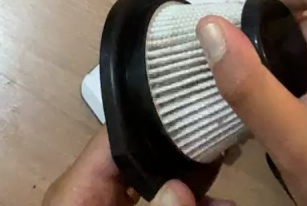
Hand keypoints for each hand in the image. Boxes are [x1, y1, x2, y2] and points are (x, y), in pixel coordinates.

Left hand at [42, 129, 229, 205]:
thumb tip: (183, 186)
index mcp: (79, 186)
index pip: (118, 135)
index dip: (158, 122)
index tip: (199, 116)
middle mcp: (91, 190)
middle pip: (141, 158)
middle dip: (184, 157)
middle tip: (223, 148)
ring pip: (153, 187)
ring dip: (191, 189)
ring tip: (227, 189)